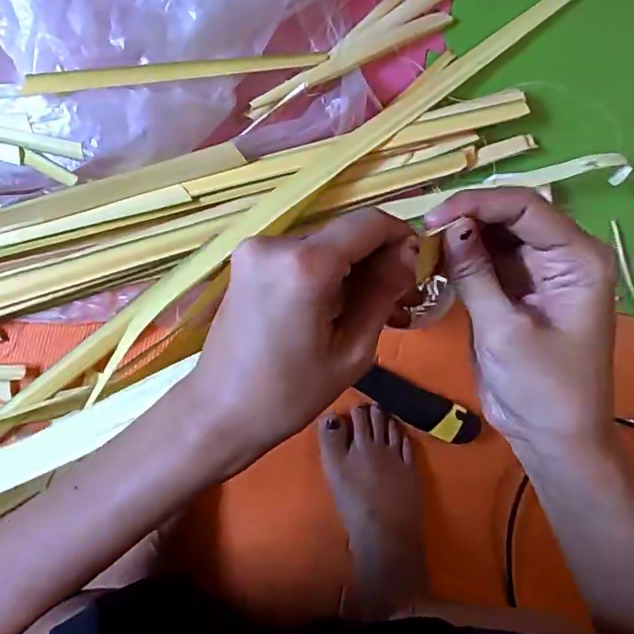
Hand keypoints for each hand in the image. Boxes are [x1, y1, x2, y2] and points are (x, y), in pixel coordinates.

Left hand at [183, 209, 417, 463]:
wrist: (220, 410)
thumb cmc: (289, 393)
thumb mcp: (352, 350)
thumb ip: (382, 293)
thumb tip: (407, 253)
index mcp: (305, 264)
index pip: (369, 223)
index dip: (399, 238)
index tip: (414, 268)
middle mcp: (275, 243)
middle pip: (344, 234)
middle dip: (375, 260)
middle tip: (397, 301)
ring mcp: (254, 249)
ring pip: (323, 245)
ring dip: (348, 269)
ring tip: (366, 312)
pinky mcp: (245, 260)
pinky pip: (298, 255)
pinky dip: (321, 273)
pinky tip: (333, 307)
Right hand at [424, 188, 616, 453]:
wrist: (552, 437)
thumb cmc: (542, 388)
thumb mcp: (503, 330)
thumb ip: (475, 273)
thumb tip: (449, 226)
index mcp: (579, 259)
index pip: (527, 208)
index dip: (478, 203)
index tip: (433, 217)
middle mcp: (563, 255)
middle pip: (511, 214)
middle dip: (466, 215)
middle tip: (421, 228)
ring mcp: (539, 271)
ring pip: (495, 233)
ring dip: (460, 233)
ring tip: (422, 241)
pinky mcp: (516, 287)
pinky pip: (486, 257)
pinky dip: (460, 255)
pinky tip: (434, 258)